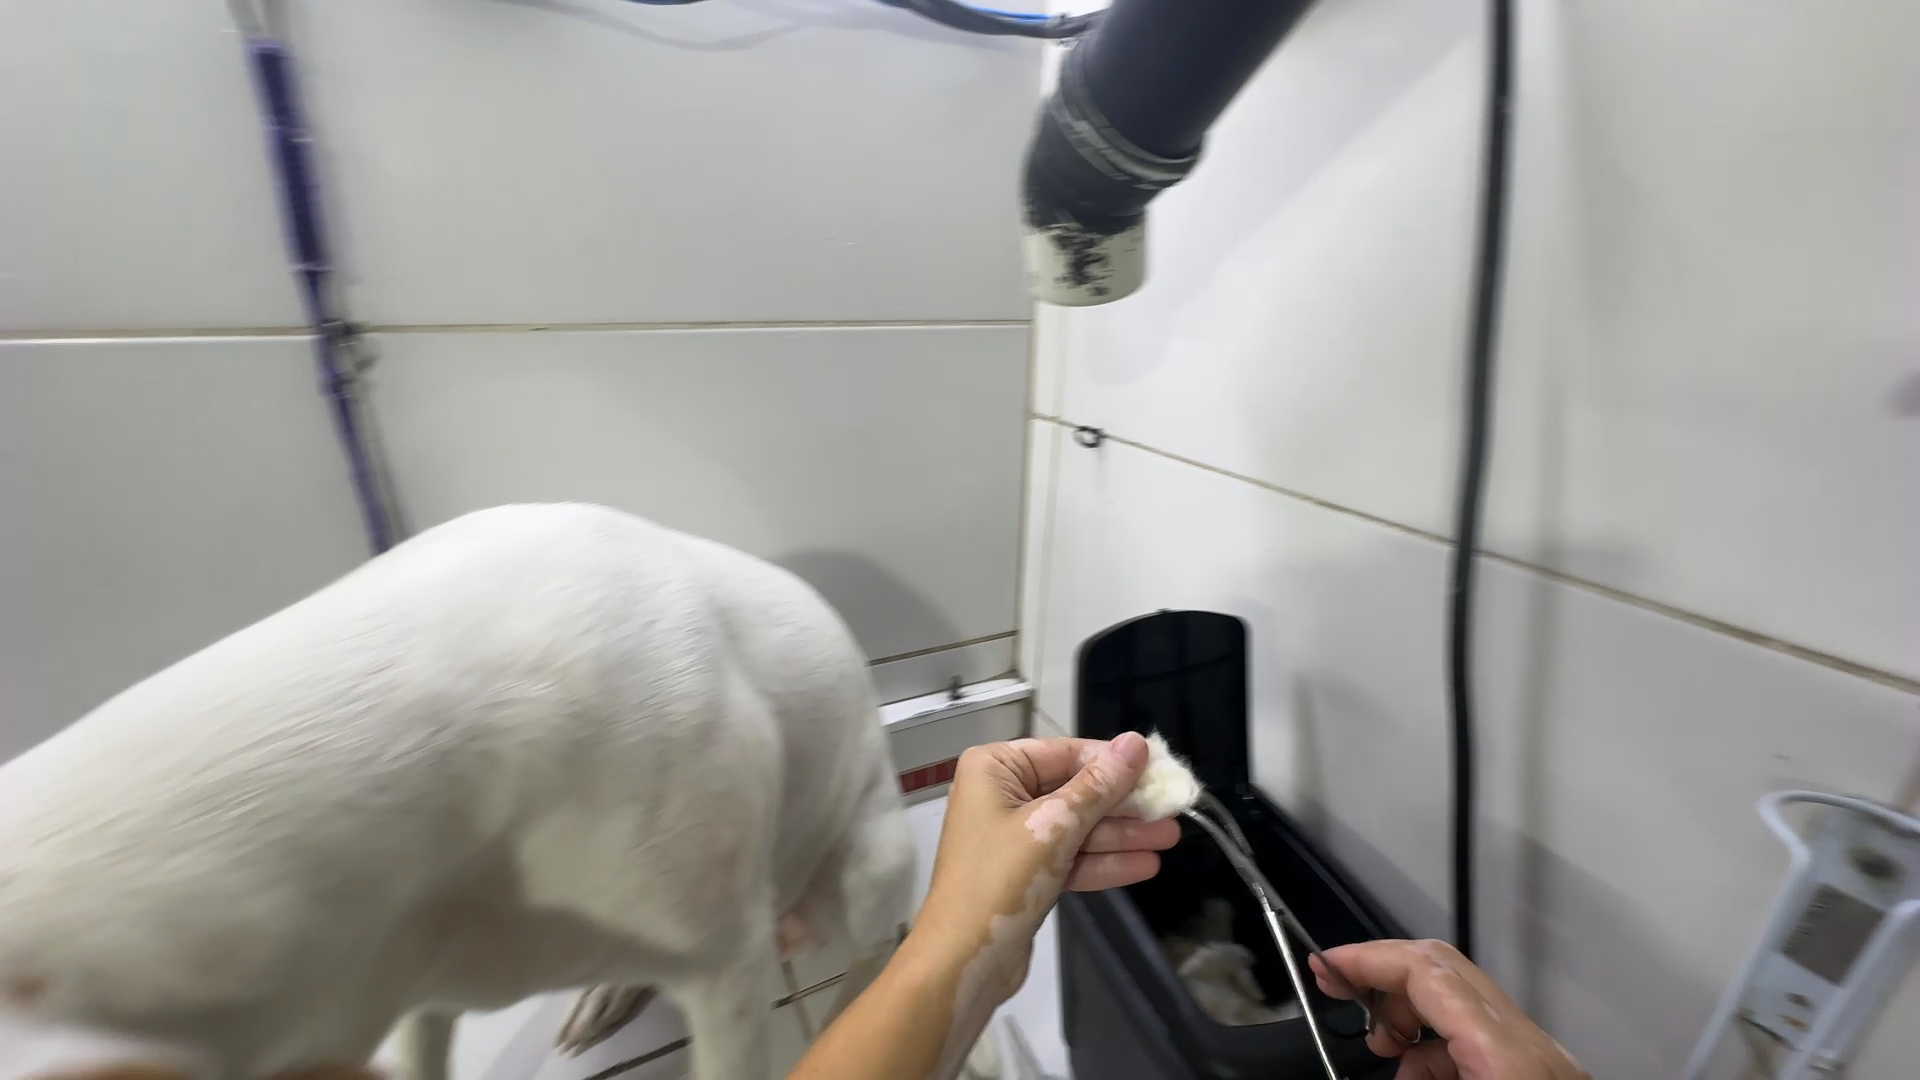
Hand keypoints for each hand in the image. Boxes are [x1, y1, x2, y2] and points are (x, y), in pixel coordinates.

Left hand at [906, 733, 1179, 1000]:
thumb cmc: (998, 883)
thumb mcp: (1054, 827)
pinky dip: (1103, 861)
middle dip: (1122, 803)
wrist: (962, 964)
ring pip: (1076, 826)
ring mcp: (1013, 835)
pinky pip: (1070, 856)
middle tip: (1172, 806)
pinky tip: (1145, 863)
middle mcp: (1001, 794)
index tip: (1157, 765)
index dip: (1113, 761)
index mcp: (994, 768)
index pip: (1064, 753)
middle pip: (1073, 790)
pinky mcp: (1026, 872)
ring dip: (1121, 834)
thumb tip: (1136, 744)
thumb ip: (1099, 787)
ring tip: (1170, 836)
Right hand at [1311, 940, 1588, 1079]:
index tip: (1326, 968)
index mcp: (1510, 1061)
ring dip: (1409, 1010)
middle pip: (1442, 966)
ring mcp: (1546, 1064)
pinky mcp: (1545, 1079)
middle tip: (1340, 988)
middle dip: (1381, 972)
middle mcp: (1536, 1052)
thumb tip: (1373, 1063)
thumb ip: (1408, 1076)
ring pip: (1460, 997)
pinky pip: (1480, 1035)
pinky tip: (1421, 1078)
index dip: (1365, 960)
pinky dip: (1438, 1044)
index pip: (1426, 971)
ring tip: (1383, 1048)